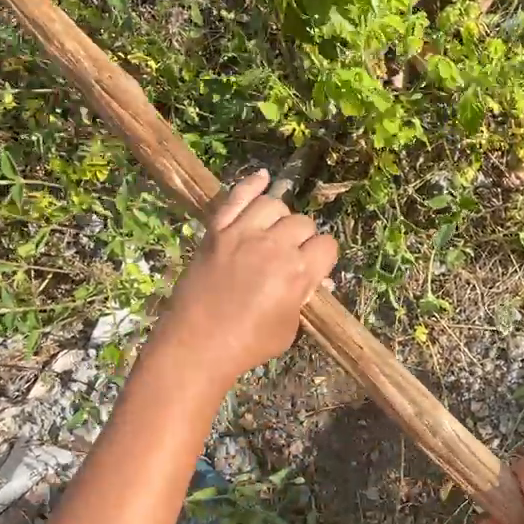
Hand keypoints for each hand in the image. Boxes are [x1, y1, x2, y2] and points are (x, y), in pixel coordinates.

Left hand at [158, 170, 337, 386]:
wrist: (197, 345)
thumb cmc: (248, 344)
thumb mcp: (289, 328)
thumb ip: (303, 297)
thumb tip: (314, 279)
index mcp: (297, 273)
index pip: (326, 246)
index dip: (323, 258)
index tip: (315, 269)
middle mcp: (273, 246)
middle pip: (302, 223)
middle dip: (303, 239)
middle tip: (291, 257)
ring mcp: (242, 234)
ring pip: (273, 205)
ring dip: (280, 217)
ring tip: (275, 233)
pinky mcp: (216, 231)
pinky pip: (236, 197)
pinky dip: (251, 184)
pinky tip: (263, 178)